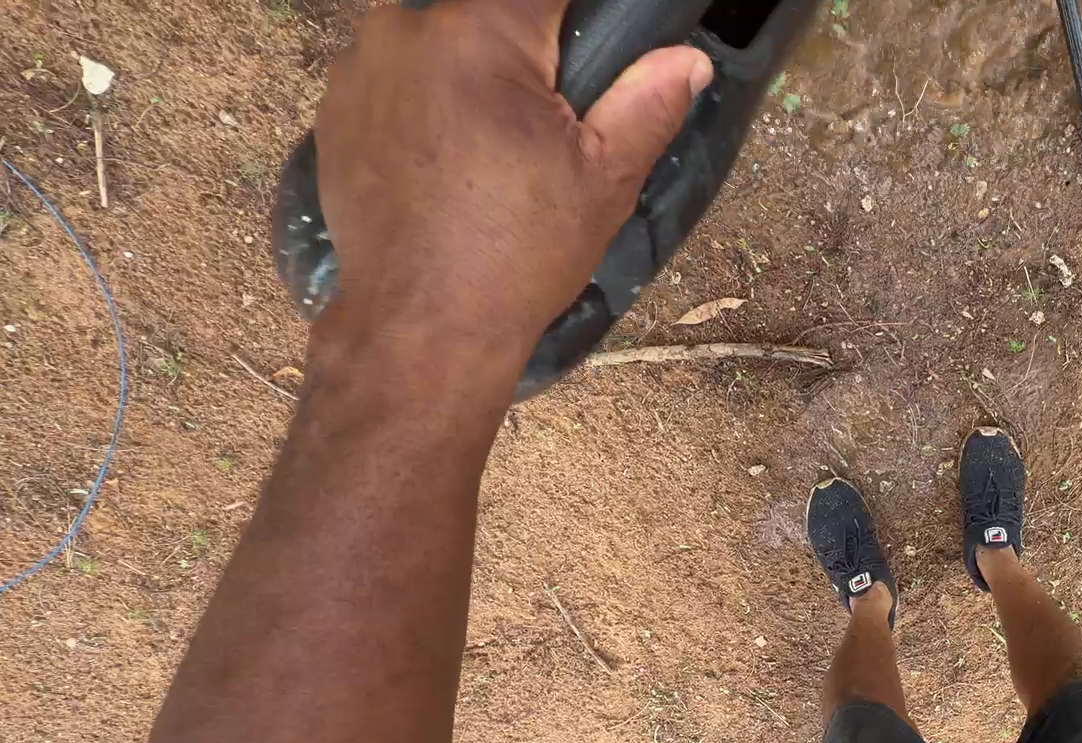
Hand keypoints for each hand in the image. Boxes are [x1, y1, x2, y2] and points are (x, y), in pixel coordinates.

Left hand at [311, 0, 711, 387]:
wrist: (426, 320)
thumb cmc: (525, 249)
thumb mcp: (605, 181)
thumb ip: (648, 106)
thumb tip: (692, 58)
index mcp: (481, 32)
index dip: (583, 26)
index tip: (593, 77)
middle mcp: (403, 24)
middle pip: (493, 19)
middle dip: (533, 64)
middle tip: (554, 140)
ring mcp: (360, 64)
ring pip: (445, 48)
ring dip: (482, 84)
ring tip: (503, 164)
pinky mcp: (337, 106)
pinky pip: (403, 83)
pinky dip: (437, 110)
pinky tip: (458, 174)